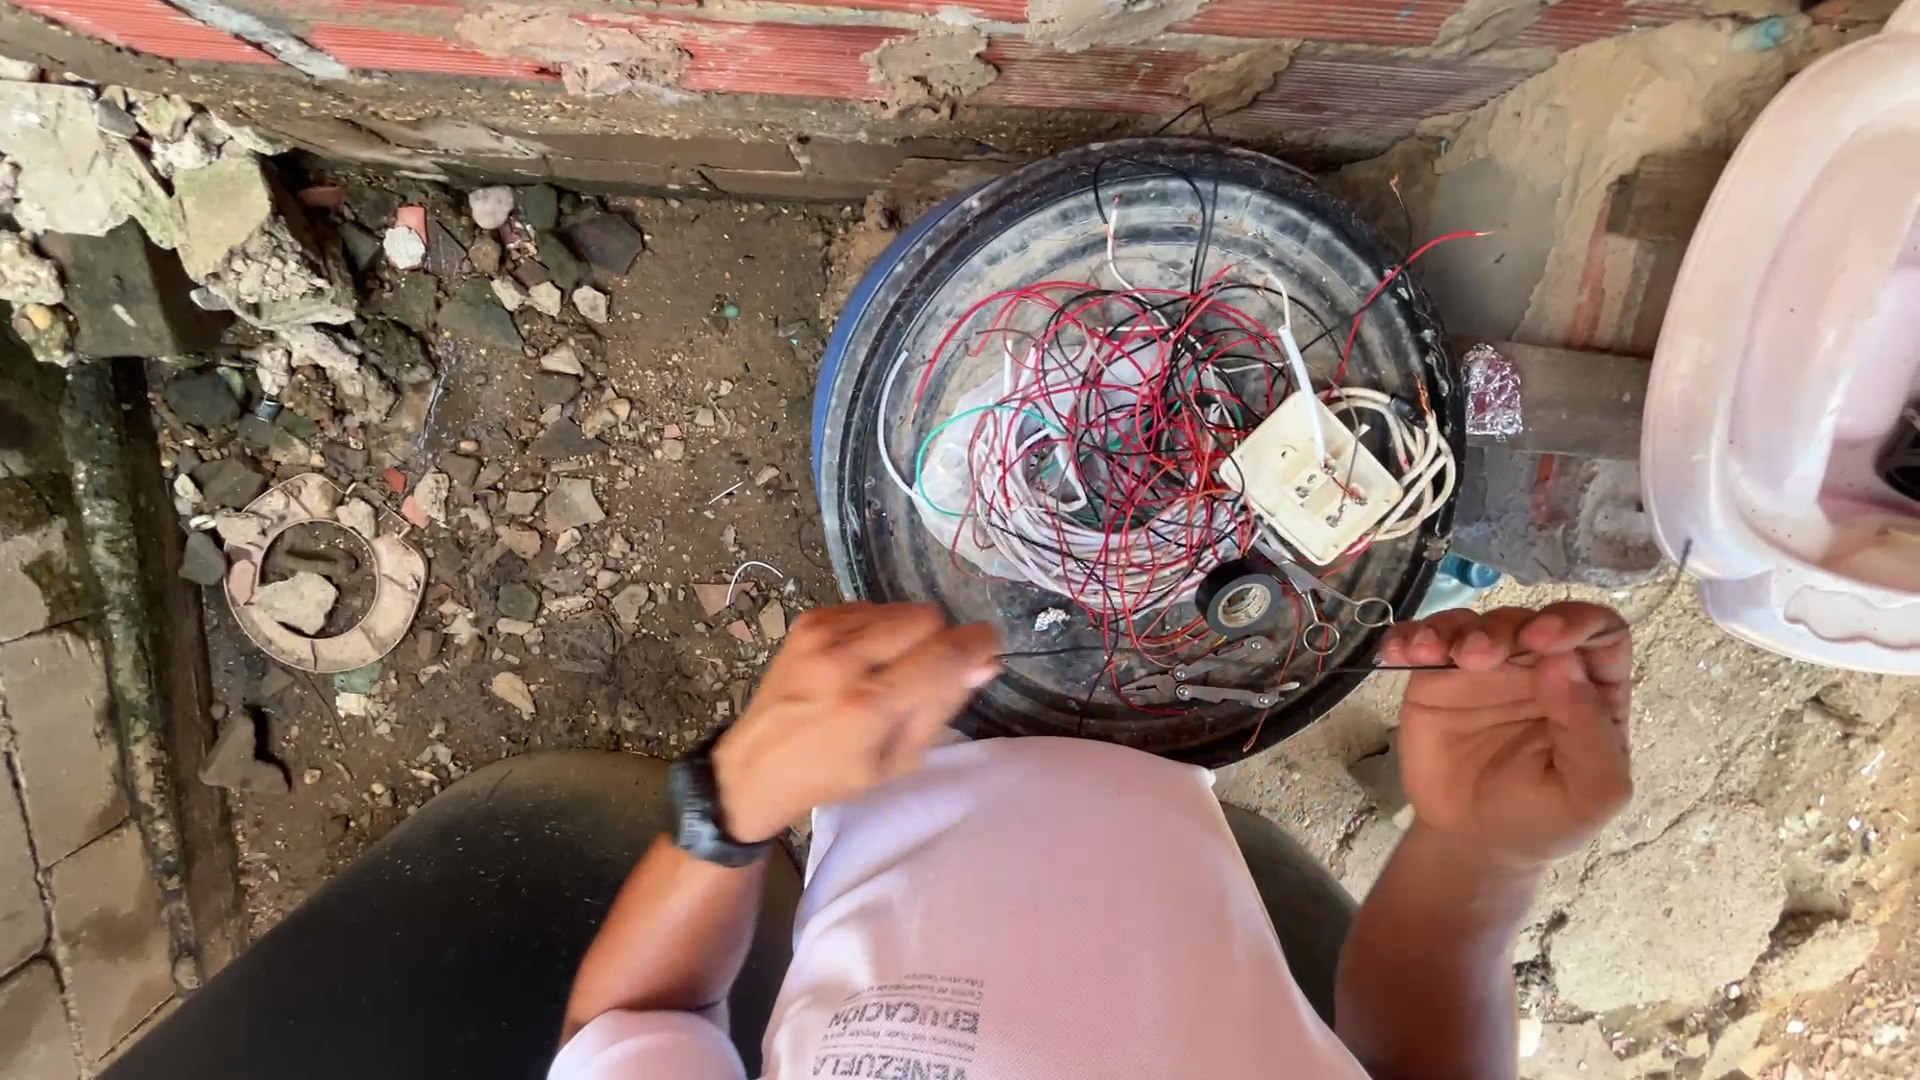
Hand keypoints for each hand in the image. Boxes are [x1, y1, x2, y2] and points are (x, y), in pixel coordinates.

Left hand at [711, 602, 1001, 842]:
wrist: (756, 764)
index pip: (946, 653)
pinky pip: (872, 607)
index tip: (989, 648)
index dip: (979, 644)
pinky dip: (880, 629)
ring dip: (909, 634)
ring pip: (902, 608)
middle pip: (928, 617)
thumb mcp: (898, 761)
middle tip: (926, 671)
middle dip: (939, 640)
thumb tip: (985, 663)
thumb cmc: (834, 774)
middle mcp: (846, 659)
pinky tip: (863, 659)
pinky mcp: (812, 619)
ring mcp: (824, 632)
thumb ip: (943, 706)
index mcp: (869, 704)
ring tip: (889, 668)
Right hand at [1379, 602, 1633, 869]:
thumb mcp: (1590, 790)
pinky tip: (1398, 652)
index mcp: (1588, 690)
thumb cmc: (1541, 817)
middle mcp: (1535, 669)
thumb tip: (1561, 662)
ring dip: (1449, 628)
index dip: (1575, 622)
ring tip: (1431, 653)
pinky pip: (1418, 640)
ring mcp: (1479, 671)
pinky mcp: (1432, 678)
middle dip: (1500, 629)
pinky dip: (1406, 635)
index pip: (1598, 632)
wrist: (1470, 838)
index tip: (1541, 641)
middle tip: (1476, 659)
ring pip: (1469, 622)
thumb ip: (1589, 730)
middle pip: (1524, 620)